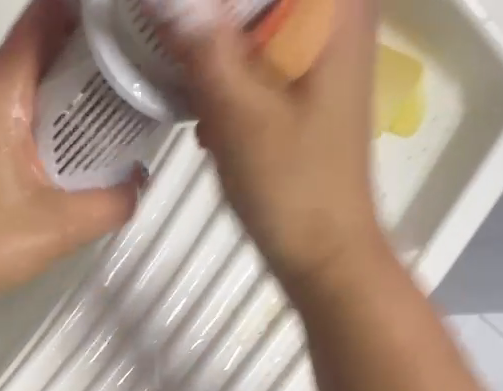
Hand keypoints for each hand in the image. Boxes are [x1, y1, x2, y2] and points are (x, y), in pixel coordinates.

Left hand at [0, 0, 145, 323]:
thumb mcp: (63, 227)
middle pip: (39, 39)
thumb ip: (115, 199)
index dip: (89, 14)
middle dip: (87, 48)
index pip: (46, 15)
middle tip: (132, 71)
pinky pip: (12, 98)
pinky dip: (45, 105)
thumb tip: (140, 179)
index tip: (126, 30)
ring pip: (25, 69)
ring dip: (67, 79)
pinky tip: (72, 136)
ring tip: (110, 102)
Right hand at [154, 0, 388, 285]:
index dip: (216, 0)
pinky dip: (224, 62)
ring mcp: (322, 50)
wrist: (325, 252)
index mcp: (335, 7)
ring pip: (254, 18)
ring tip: (171, 55)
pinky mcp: (304, 82)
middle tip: (165, 29)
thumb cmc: (292, 186)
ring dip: (210, 34)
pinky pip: (256, 48)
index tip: (175, 13)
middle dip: (207, 13)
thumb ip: (200, 43)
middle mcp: (338, 14)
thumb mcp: (238, 112)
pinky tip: (198, 97)